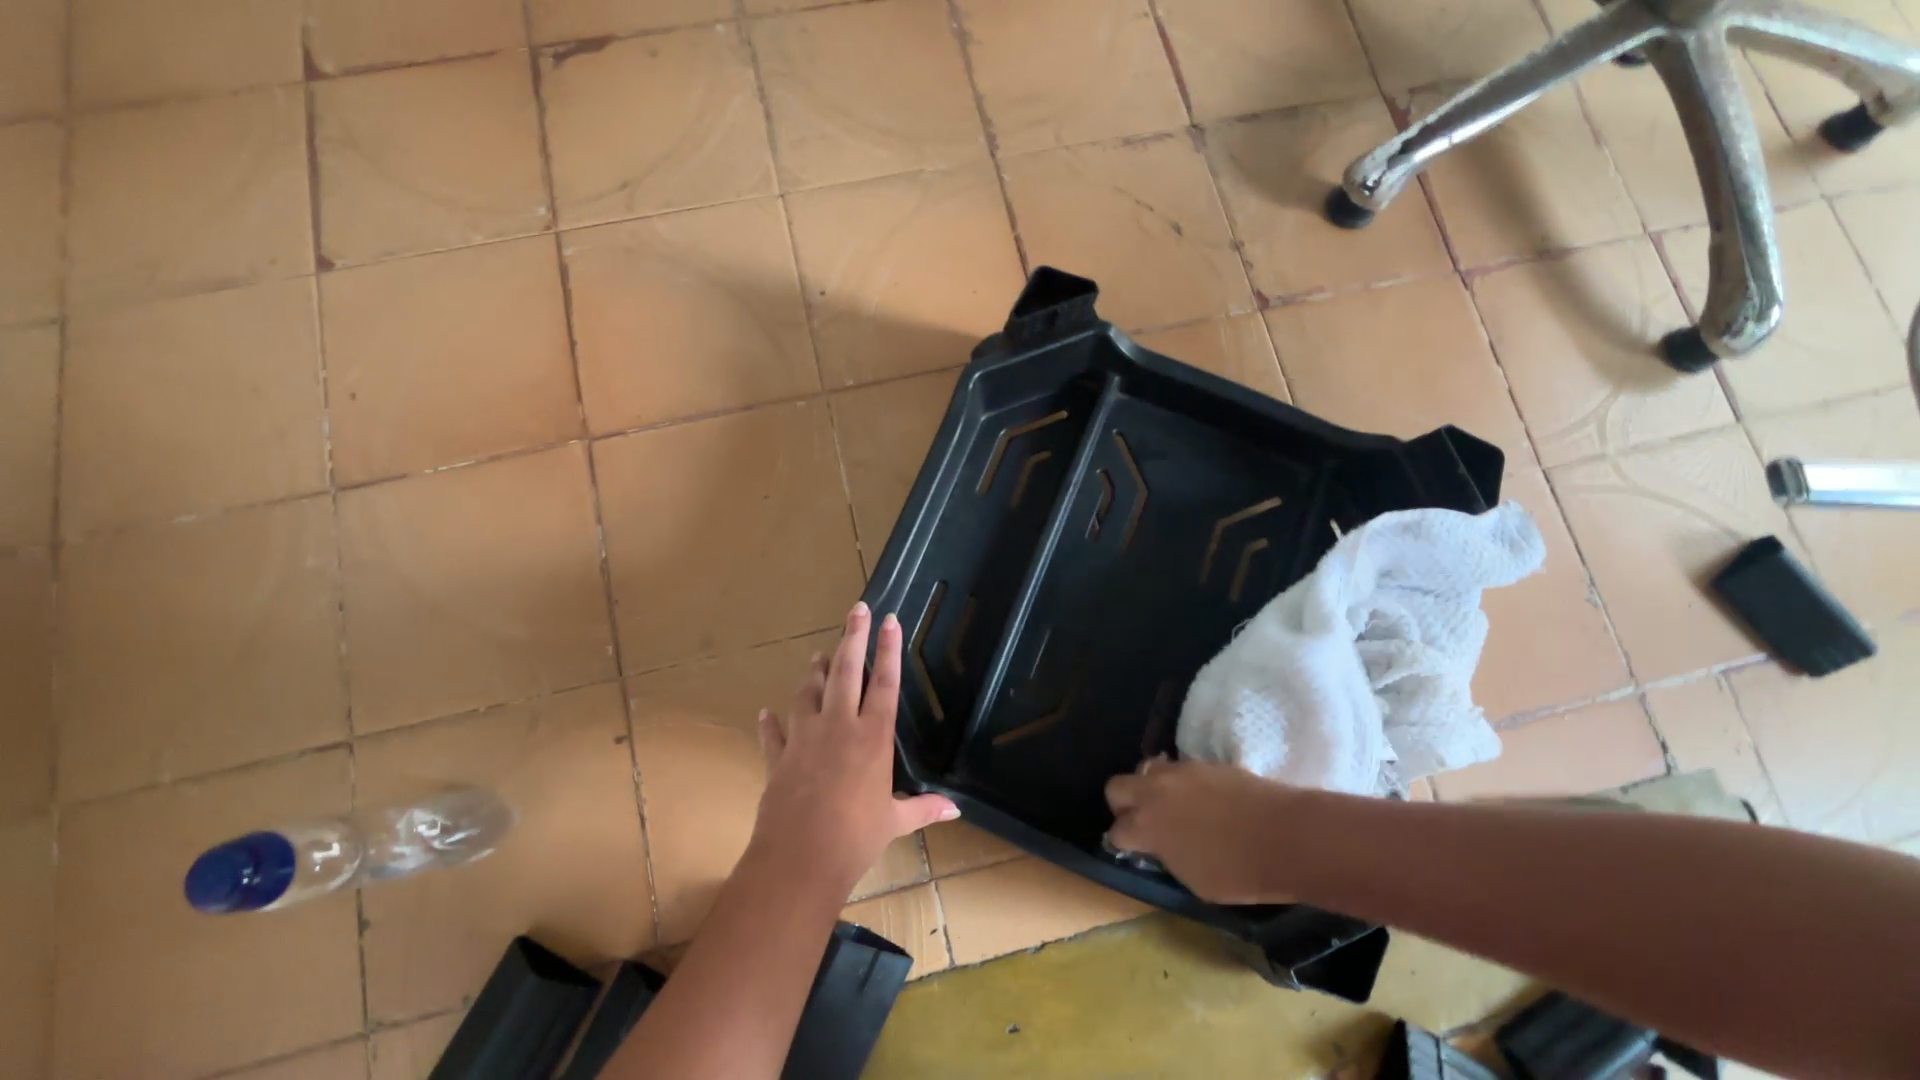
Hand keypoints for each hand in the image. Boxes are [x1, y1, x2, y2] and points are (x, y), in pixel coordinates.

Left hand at [753, 602, 959, 891]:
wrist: (800, 857)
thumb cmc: (856, 836)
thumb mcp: (895, 821)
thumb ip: (923, 808)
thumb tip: (955, 810)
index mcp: (872, 737)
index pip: (885, 683)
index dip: (888, 649)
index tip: (889, 620)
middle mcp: (839, 727)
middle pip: (846, 672)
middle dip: (853, 638)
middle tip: (856, 610)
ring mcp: (804, 738)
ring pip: (809, 693)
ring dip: (815, 672)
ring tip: (819, 655)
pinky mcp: (779, 757)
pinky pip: (773, 734)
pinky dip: (770, 723)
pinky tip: (765, 713)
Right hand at [1105, 759, 1297, 904]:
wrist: (1287, 836)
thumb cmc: (1240, 872)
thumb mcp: (1194, 881)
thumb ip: (1168, 857)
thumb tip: (1163, 848)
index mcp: (1147, 827)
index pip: (1116, 830)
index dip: (1122, 842)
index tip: (1135, 850)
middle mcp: (1156, 792)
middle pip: (1116, 787)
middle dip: (1124, 805)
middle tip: (1145, 822)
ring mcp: (1182, 772)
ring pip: (1148, 769)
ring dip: (1152, 787)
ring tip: (1173, 806)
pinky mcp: (1207, 762)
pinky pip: (1180, 768)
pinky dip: (1182, 783)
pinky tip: (1203, 800)